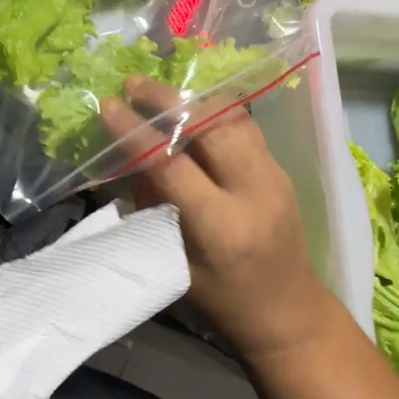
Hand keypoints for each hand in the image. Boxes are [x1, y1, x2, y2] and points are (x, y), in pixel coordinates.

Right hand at [100, 76, 344, 361]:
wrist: (290, 314)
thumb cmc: (222, 302)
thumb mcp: (174, 261)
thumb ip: (151, 206)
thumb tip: (126, 156)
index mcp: (221, 227)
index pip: (173, 165)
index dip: (136, 132)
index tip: (108, 105)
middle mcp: (253, 192)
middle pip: (211, 125)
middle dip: (168, 99)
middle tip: (132, 84)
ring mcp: (274, 175)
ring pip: (232, 117)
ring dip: (193, 97)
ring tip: (158, 90)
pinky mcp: (281, 168)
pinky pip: (244, 126)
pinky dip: (213, 110)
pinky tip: (190, 105)